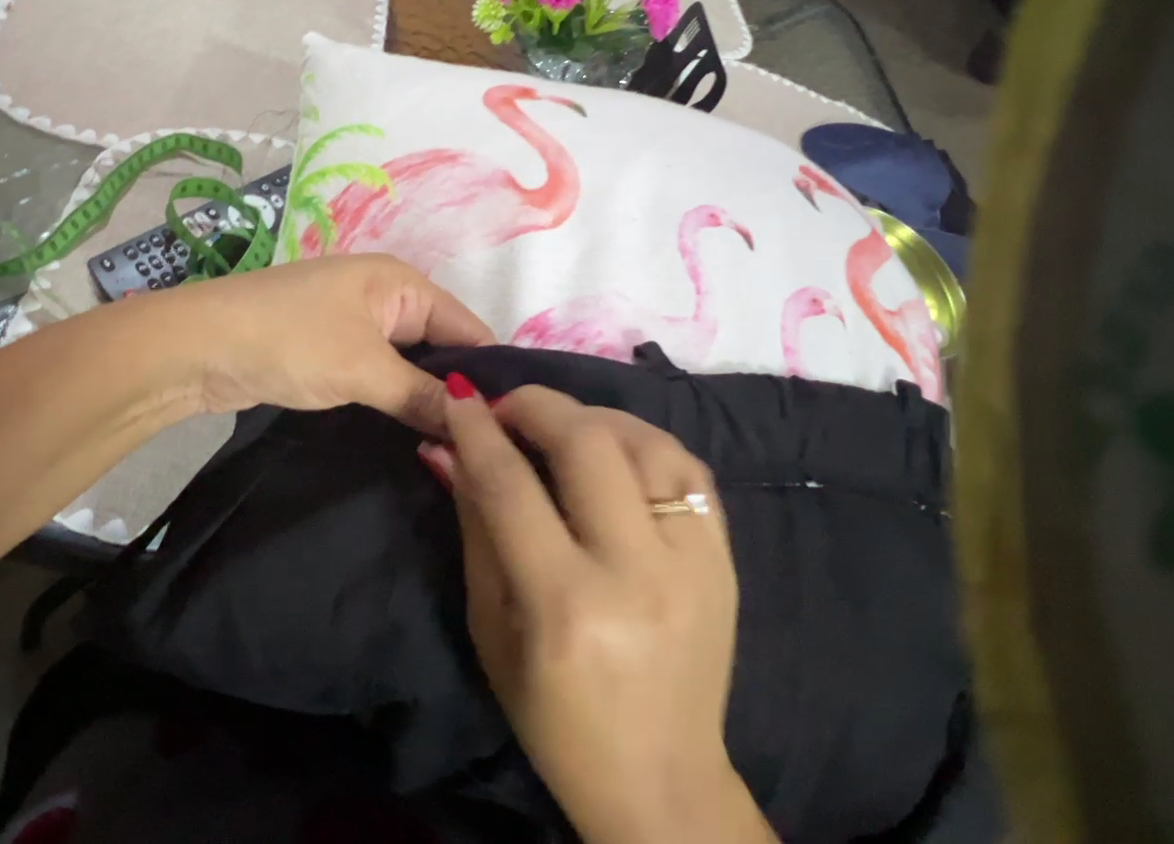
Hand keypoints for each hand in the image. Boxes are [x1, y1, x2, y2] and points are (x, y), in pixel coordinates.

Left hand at [165, 255, 493, 433]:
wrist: (198, 347)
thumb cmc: (290, 341)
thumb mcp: (364, 369)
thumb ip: (424, 396)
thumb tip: (480, 426)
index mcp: (401, 281)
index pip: (469, 328)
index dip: (491, 375)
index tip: (516, 429)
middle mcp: (384, 296)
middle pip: (442, 346)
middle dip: (461, 392)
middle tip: (491, 452)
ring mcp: (355, 325)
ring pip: (410, 366)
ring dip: (427, 402)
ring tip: (462, 452)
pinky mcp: (331, 353)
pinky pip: (380, 377)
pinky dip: (396, 402)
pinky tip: (416, 437)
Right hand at [421, 382, 770, 843]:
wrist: (659, 777)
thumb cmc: (553, 716)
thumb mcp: (491, 627)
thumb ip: (475, 527)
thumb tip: (447, 450)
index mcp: (565, 604)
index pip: (511, 486)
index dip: (476, 431)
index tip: (457, 396)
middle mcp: (637, 572)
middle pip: (588, 445)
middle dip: (537, 406)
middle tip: (507, 407)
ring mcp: (695, 562)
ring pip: (647, 442)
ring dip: (593, 416)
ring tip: (560, 424)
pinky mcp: (726, 561)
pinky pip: (689, 469)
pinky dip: (643, 442)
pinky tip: (614, 448)